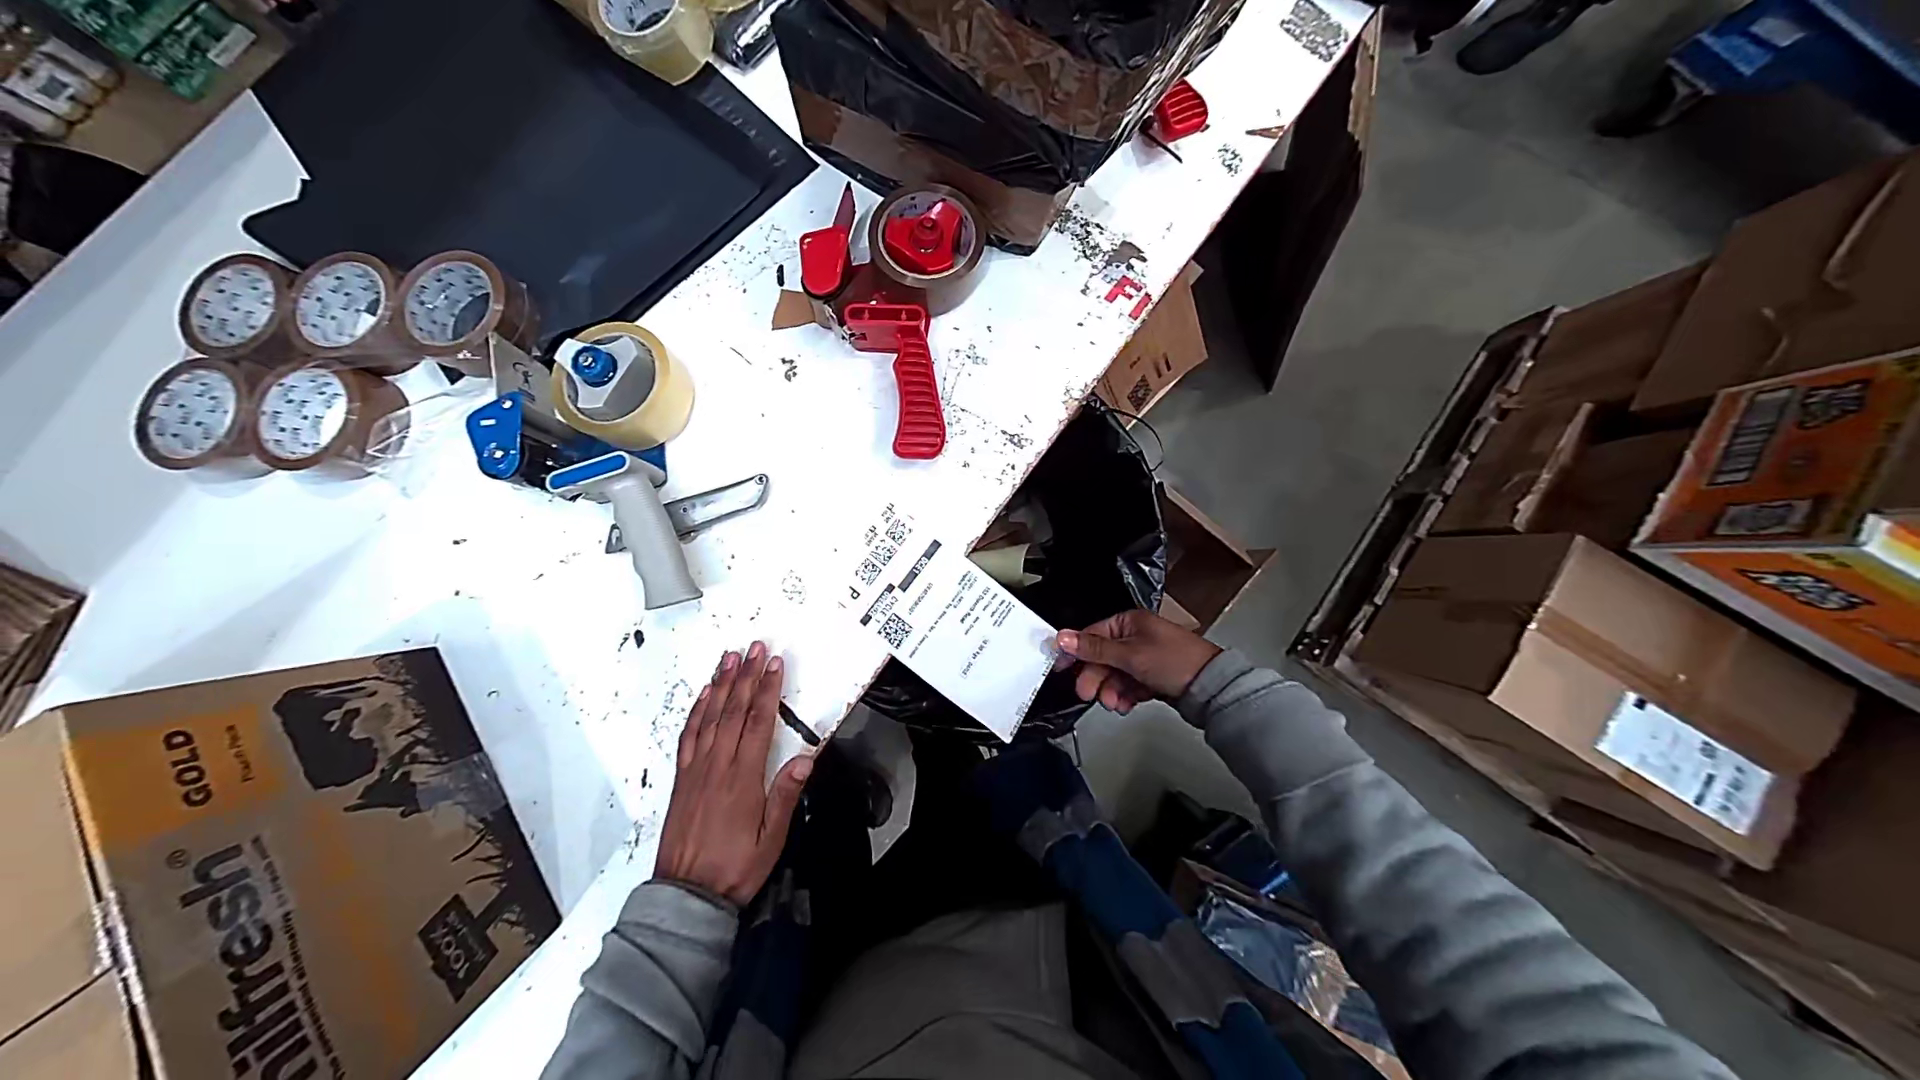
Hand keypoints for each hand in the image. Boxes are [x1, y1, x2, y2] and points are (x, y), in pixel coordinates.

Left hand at [655, 642, 813, 906]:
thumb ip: (785, 795)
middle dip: (745, 675)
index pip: (757, 722)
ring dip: (721, 685)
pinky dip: (697, 711)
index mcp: (742, 779)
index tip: (774, 664)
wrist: (687, 895)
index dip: (767, 690)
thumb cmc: (735, 867)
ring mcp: (696, 770)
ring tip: (729, 659)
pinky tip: (704, 696)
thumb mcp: (771, 838)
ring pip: (709, 717)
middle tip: (753, 647)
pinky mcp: (682, 779)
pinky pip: (688, 736)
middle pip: (733, 711)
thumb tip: (804, 758)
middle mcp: (717, 767)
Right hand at [1056, 610, 1220, 713]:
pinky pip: (1128, 685)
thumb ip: (1094, 648)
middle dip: (1096, 678)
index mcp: (1129, 622)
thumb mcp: (1129, 654)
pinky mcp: (1151, 676)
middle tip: (1089, 694)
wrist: (1212, 688)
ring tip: (1115, 703)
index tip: (1062, 668)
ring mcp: (1144, 657)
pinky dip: (1124, 696)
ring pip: (1114, 675)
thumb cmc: (1177, 662)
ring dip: (1110, 690)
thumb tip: (1063, 637)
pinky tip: (1127, 704)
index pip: (1092, 635)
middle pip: (1102, 658)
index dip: (1076, 653)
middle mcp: (1135, 637)